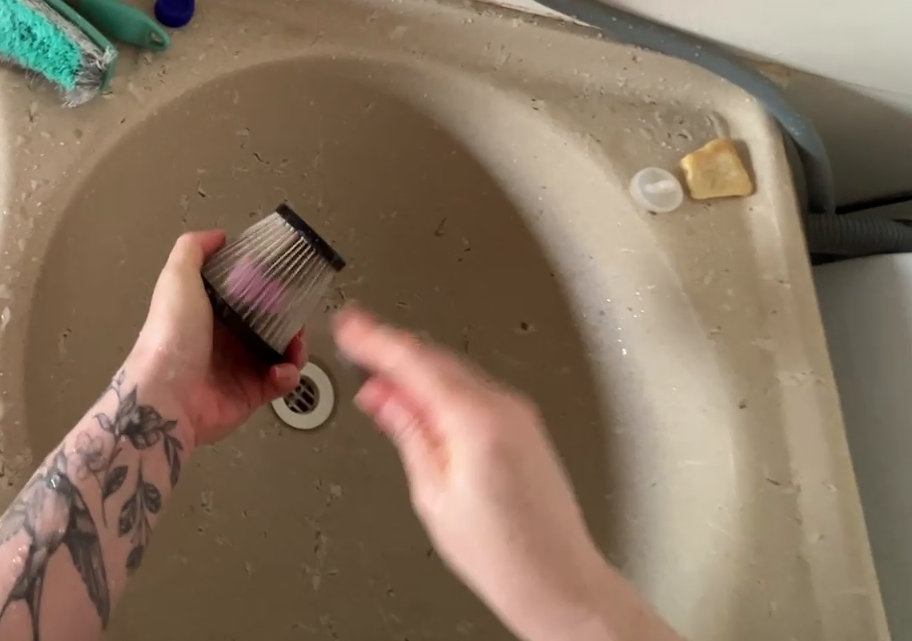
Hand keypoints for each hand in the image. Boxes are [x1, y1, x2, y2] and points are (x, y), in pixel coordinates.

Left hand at [123, 231, 306, 446]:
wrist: (168, 395)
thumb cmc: (172, 332)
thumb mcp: (177, 277)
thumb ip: (194, 249)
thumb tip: (220, 235)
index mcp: (207, 309)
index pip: (244, 292)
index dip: (264, 284)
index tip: (283, 277)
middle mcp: (223, 336)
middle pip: (267, 321)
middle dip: (287, 316)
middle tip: (297, 315)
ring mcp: (238, 366)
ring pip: (279, 350)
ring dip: (295, 346)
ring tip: (295, 345)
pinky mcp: (250, 394)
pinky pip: (280, 381)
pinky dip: (288, 374)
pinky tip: (282, 370)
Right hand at [334, 306, 681, 640]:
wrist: (562, 585)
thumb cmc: (504, 556)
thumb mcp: (433, 493)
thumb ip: (407, 431)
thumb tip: (380, 396)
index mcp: (476, 421)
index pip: (413, 362)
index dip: (375, 339)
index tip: (348, 325)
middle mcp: (502, 408)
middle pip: (433, 357)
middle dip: (390, 345)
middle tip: (353, 337)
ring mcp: (517, 413)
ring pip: (451, 367)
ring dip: (411, 361)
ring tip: (375, 364)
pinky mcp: (522, 423)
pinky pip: (469, 384)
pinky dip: (435, 378)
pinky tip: (415, 386)